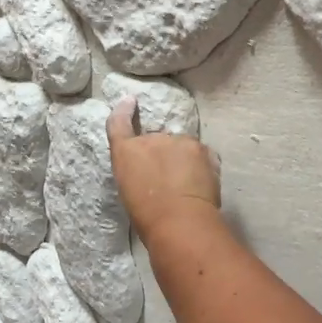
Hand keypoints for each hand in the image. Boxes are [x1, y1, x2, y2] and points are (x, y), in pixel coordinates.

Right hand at [106, 96, 221, 236]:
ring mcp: (178, 141)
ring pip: (181, 147)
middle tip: (168, 178)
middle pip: (157, 140)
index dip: (123, 111)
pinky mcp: (202, 149)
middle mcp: (150, 139)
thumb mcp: (129, 190)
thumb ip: (136, 172)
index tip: (130, 101)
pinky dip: (201, 164)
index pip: (119, 124)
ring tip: (187, 183)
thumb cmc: (146, 216)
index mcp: (125, 152)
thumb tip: (150, 172)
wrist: (179, 221)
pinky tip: (201, 183)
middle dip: (162, 153)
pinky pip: (201, 154)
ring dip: (182, 158)